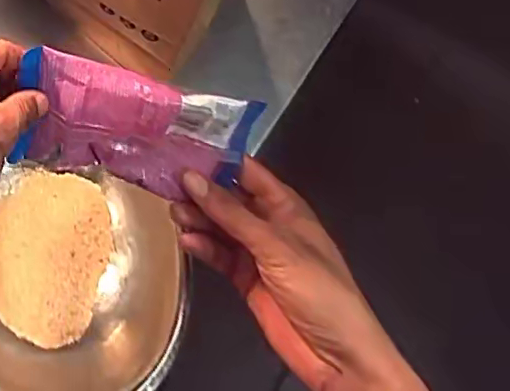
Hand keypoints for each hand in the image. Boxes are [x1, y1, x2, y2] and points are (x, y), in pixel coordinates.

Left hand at [0, 39, 47, 228]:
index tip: (44, 82)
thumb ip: (26, 106)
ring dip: (4, 100)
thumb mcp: (4, 128)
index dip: (27, 63)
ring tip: (25, 122)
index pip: (2, 48)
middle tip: (38, 103)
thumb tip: (39, 99)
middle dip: (16, 83)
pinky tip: (3, 134)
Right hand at [175, 159, 423, 390]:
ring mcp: (255, 251)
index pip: (244, 170)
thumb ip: (230, 213)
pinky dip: (201, 246)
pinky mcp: (245, 277)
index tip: (184, 147)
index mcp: (283, 205)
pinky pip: (217, 254)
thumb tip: (191, 178)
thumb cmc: (322, 292)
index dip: (216, 158)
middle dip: (199, 188)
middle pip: (226, 196)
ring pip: (218, 224)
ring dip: (196, 217)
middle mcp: (267, 223)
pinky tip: (186, 241)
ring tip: (174, 211)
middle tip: (167, 180)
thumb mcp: (275, 245)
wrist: (341, 361)